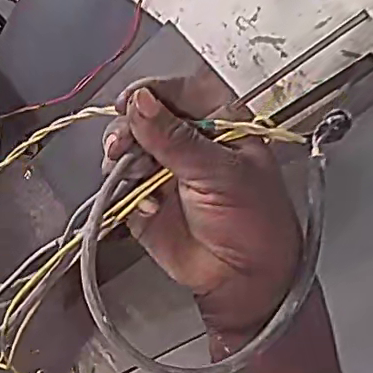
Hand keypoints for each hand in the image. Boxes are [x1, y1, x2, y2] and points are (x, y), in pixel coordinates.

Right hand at [102, 76, 301, 341]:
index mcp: (216, 123)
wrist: (242, 280)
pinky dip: (122, 190)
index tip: (130, 101)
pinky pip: (119, 184)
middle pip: (142, 118)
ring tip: (131, 174)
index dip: (151, 93)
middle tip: (121, 144)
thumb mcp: (219, 172)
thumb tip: (140, 102)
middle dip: (127, 129)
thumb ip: (175, 137)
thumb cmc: (252, 221)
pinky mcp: (142, 199)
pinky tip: (142, 204)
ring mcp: (161, 170)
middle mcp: (185, 142)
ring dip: (120, 158)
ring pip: (125, 148)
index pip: (177, 92)